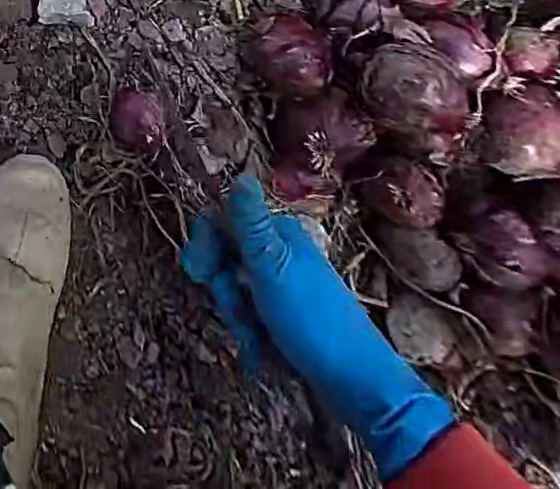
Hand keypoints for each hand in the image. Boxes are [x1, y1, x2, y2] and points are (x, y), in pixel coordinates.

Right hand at [181, 176, 453, 479]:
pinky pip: (250, 320)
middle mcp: (278, 254)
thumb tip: (240, 176)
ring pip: (234, 294)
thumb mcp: (274, 267)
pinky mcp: (283, 319)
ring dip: (238, 319)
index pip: (221, 222)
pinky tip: (264, 354)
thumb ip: (251, 224)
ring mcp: (281, 288)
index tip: (201, 272)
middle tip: (241, 311)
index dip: (205, 245)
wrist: (359, 384)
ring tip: (258, 339)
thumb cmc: (313, 320)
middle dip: (225, 291)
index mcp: (277, 234)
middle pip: (224, 260)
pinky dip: (251, 338)